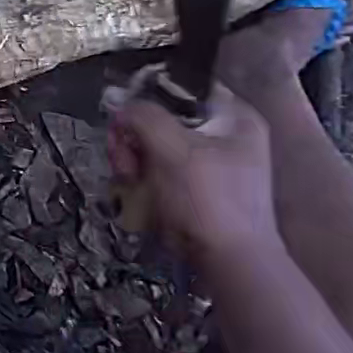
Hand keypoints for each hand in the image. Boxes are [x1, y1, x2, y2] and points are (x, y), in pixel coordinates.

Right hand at [106, 78, 277, 262]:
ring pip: (154, 146)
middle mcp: (226, 136)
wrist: (232, 266)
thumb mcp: (171, 148)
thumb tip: (118, 105)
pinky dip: (143, 181)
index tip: (126, 120)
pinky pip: (159, 171)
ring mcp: (212, 165)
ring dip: (133, 161)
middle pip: (160, 118)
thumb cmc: (208, 201)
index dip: (147, 97)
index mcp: (234, 116)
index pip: (180, 86)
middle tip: (124, 160)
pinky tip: (138, 195)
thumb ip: (141, 116)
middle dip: (133, 138)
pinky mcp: (198, 191)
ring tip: (129, 181)